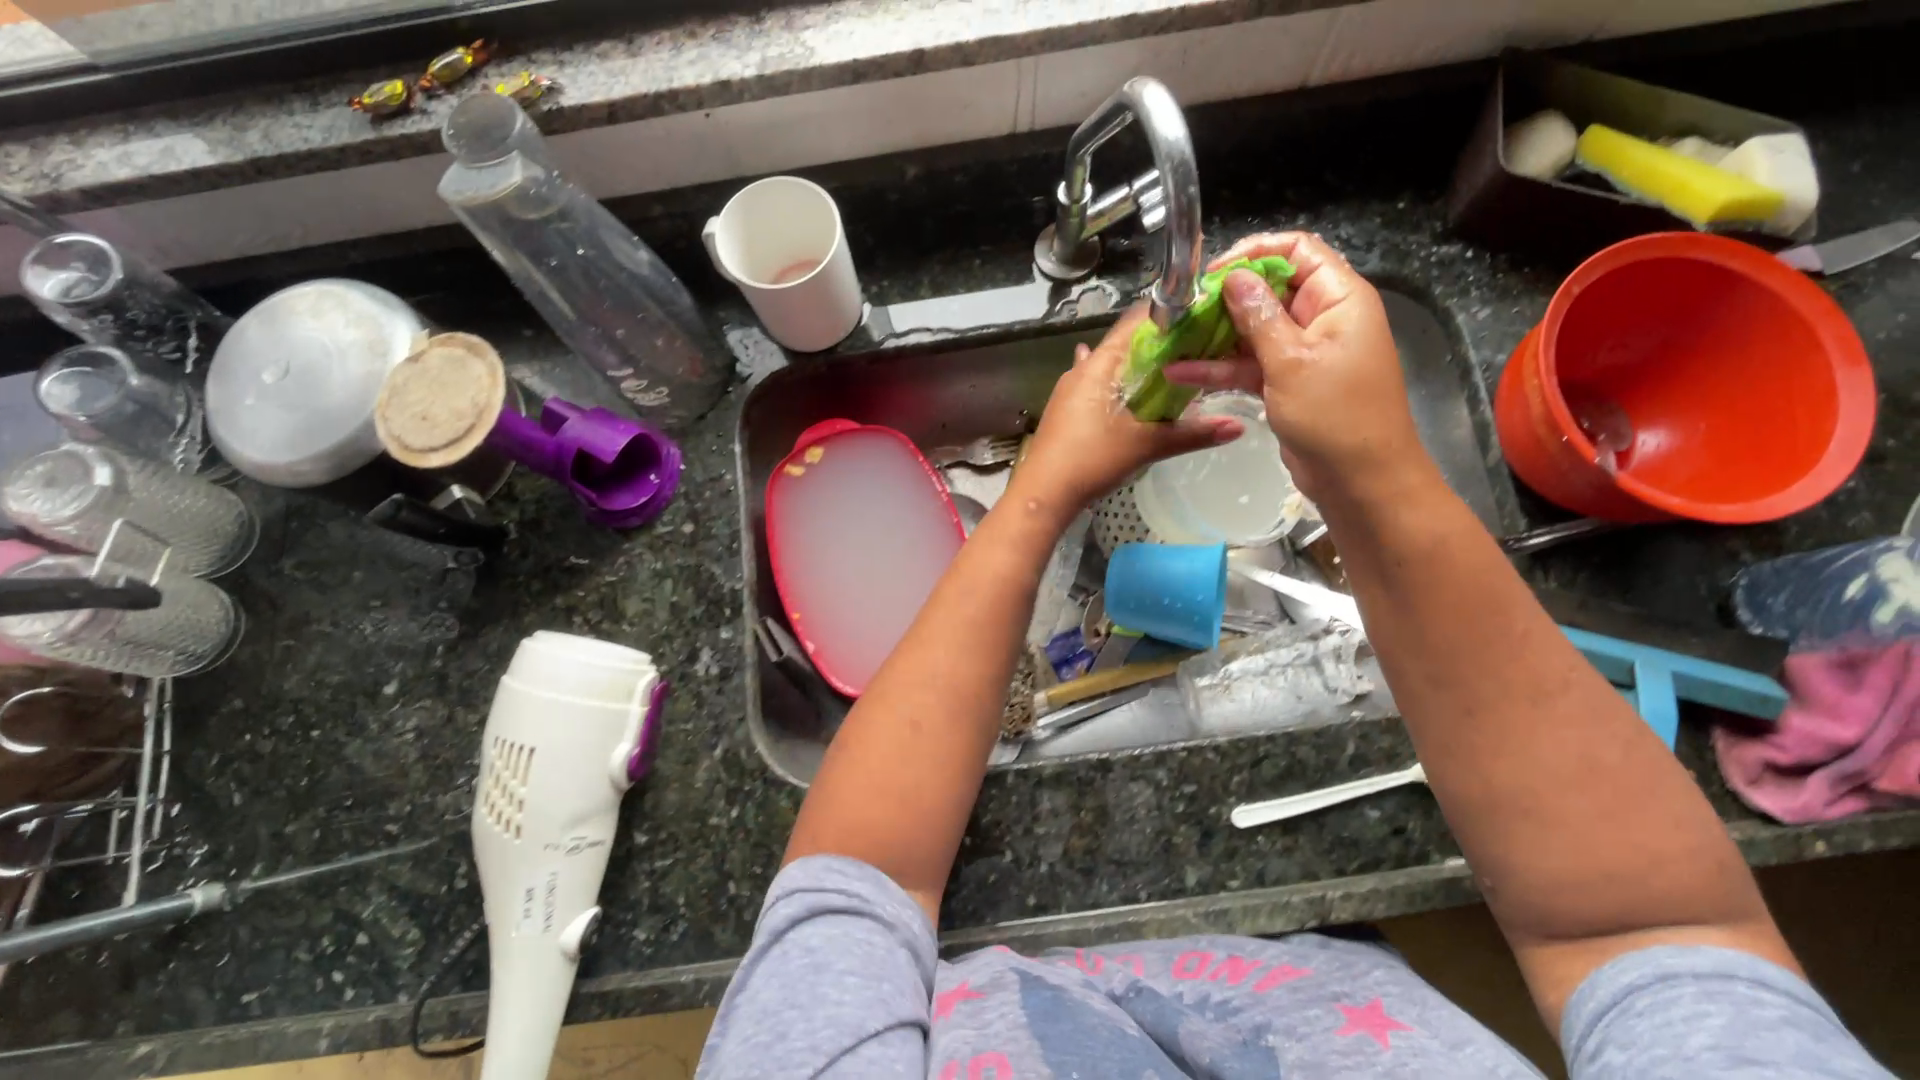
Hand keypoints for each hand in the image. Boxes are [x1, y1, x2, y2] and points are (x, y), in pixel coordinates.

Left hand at [1013, 304, 1241, 516]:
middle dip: (1157, 347)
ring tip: (1169, 375)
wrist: (1042, 492)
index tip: (1198, 321)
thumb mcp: (1146, 446)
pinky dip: (1117, 388)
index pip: (1136, 323)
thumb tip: (1238, 426)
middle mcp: (1082, 369)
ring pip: (1109, 368)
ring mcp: (1070, 389)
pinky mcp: (1065, 410)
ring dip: (1136, 369)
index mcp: (1100, 365)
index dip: (1167, 318)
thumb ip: (1191, 434)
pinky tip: (1127, 396)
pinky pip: (1097, 387)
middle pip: (1124, 345)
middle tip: (1193, 352)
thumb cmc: (1091, 460)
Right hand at [1164, 232, 1435, 502]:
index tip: (1215, 274)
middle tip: (1185, 309)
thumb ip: (1259, 316)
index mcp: (1338, 298)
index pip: (1298, 250)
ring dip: (1215, 335)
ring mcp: (1302, 352)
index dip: (1255, 253)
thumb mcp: (1292, 360)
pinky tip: (1180, 373)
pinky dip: (1220, 368)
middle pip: (1269, 289)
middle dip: (1226, 298)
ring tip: (1174, 339)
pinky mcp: (1286, 382)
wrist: (1361, 479)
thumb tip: (1233, 277)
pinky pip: (1249, 364)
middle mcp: (1322, 317)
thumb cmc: (1335, 414)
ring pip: (1253, 330)